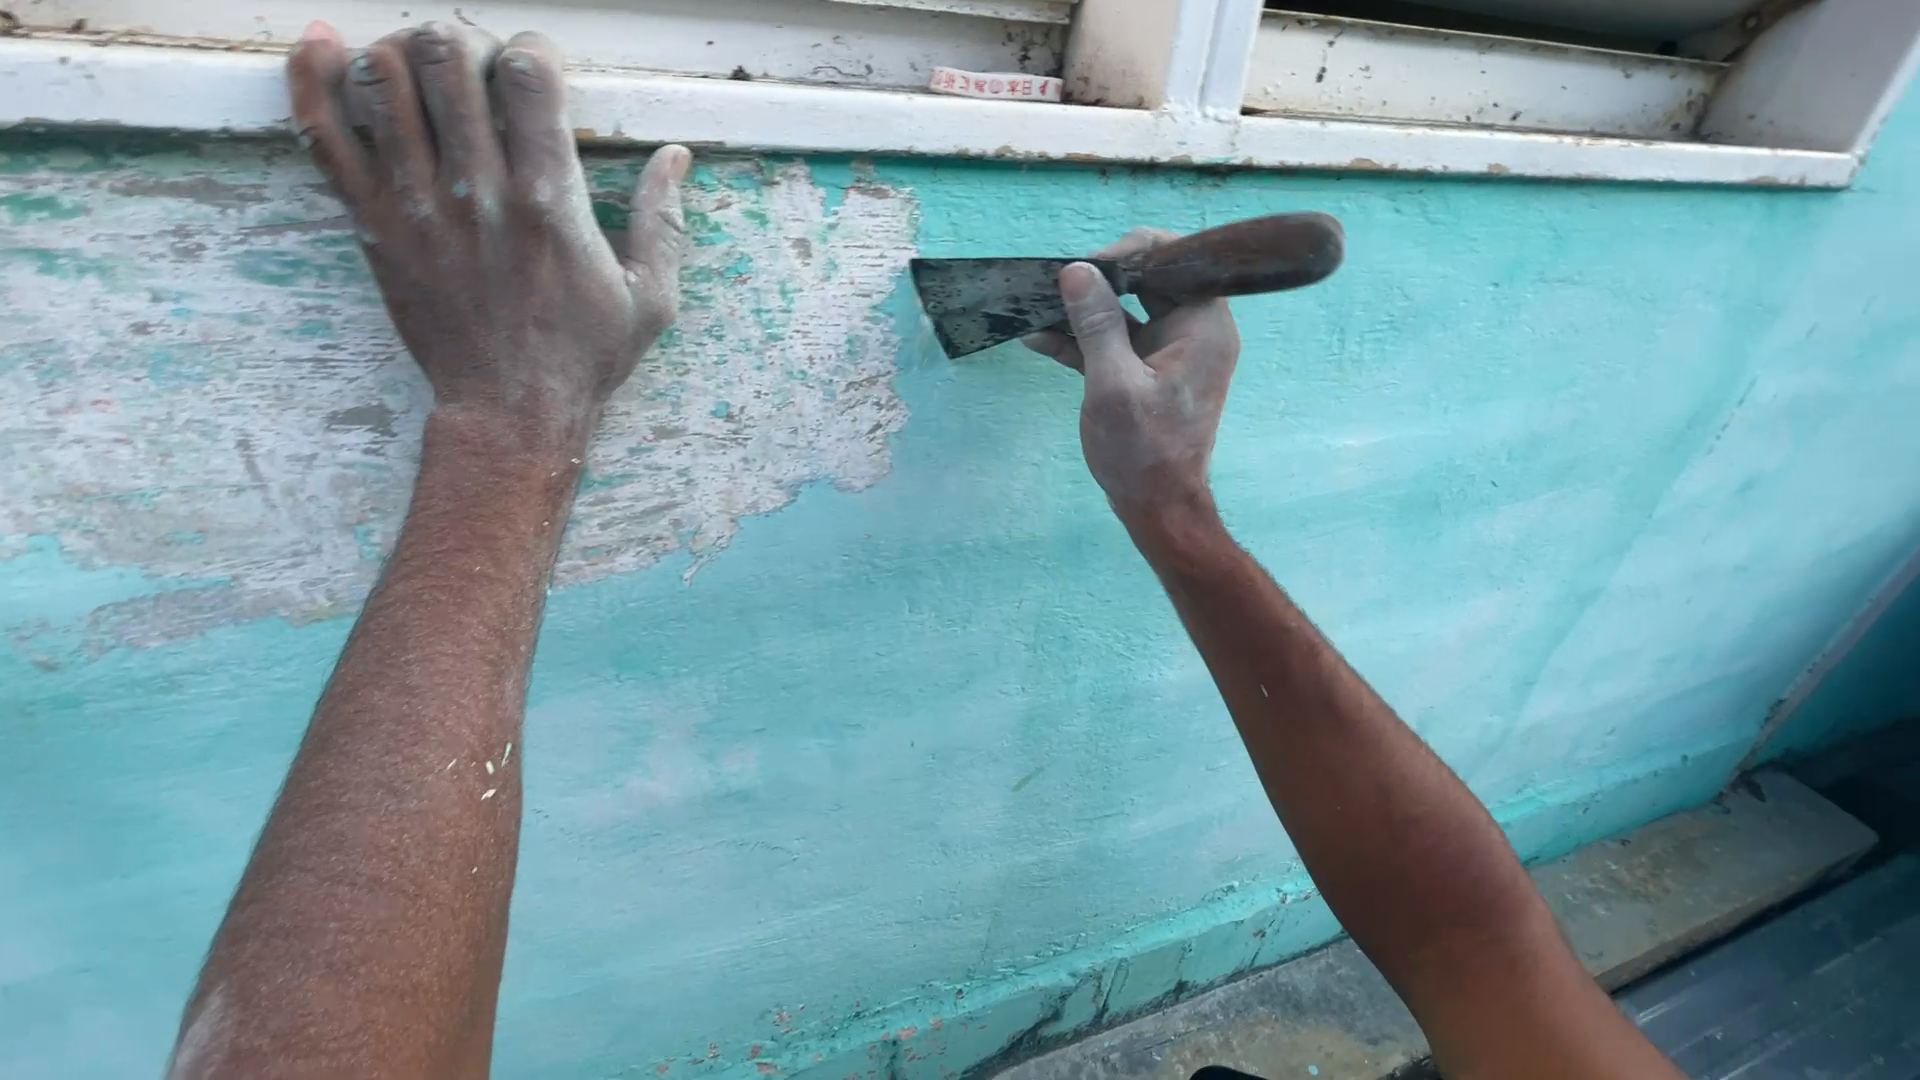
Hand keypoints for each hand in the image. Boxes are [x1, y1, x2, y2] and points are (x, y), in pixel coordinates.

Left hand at [287, 21, 689, 440]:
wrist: (513, 410)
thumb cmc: (586, 357)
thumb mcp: (650, 299)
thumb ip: (662, 223)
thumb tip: (676, 159)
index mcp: (550, 202)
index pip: (527, 76)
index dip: (534, 50)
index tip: (541, 65)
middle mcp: (478, 190)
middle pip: (445, 55)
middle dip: (464, 40)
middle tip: (479, 64)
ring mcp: (416, 205)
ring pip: (382, 77)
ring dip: (402, 51)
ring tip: (425, 69)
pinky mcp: (374, 226)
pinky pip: (321, 131)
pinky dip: (311, 76)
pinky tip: (323, 48)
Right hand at [1023, 228, 1241, 515]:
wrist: (1157, 507)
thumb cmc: (1142, 450)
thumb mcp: (1113, 384)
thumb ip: (1096, 324)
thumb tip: (1076, 270)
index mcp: (1203, 324)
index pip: (1174, 259)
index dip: (1128, 252)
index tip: (1083, 267)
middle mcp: (1193, 330)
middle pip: (1147, 281)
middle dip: (1099, 280)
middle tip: (1055, 284)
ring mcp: (1169, 352)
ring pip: (1126, 311)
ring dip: (1083, 312)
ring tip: (1038, 306)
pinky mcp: (1146, 373)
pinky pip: (1116, 342)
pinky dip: (1082, 340)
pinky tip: (1039, 337)